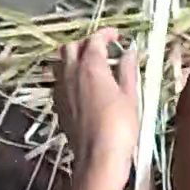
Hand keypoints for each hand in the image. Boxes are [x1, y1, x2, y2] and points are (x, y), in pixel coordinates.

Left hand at [53, 28, 138, 182]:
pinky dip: (69, 76)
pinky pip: (59, 81)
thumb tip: (130, 52)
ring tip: (89, 65)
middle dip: (86, 43)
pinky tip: (81, 86)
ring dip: (73, 58)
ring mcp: (61, 89)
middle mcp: (71, 73)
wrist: (99, 155)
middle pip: (71, 47)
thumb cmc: (120, 126)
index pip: (95, 40)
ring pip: (60, 62)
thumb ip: (128, 71)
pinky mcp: (58, 105)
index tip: (117, 35)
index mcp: (91, 66)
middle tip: (103, 49)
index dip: (105, 34)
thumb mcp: (130, 96)